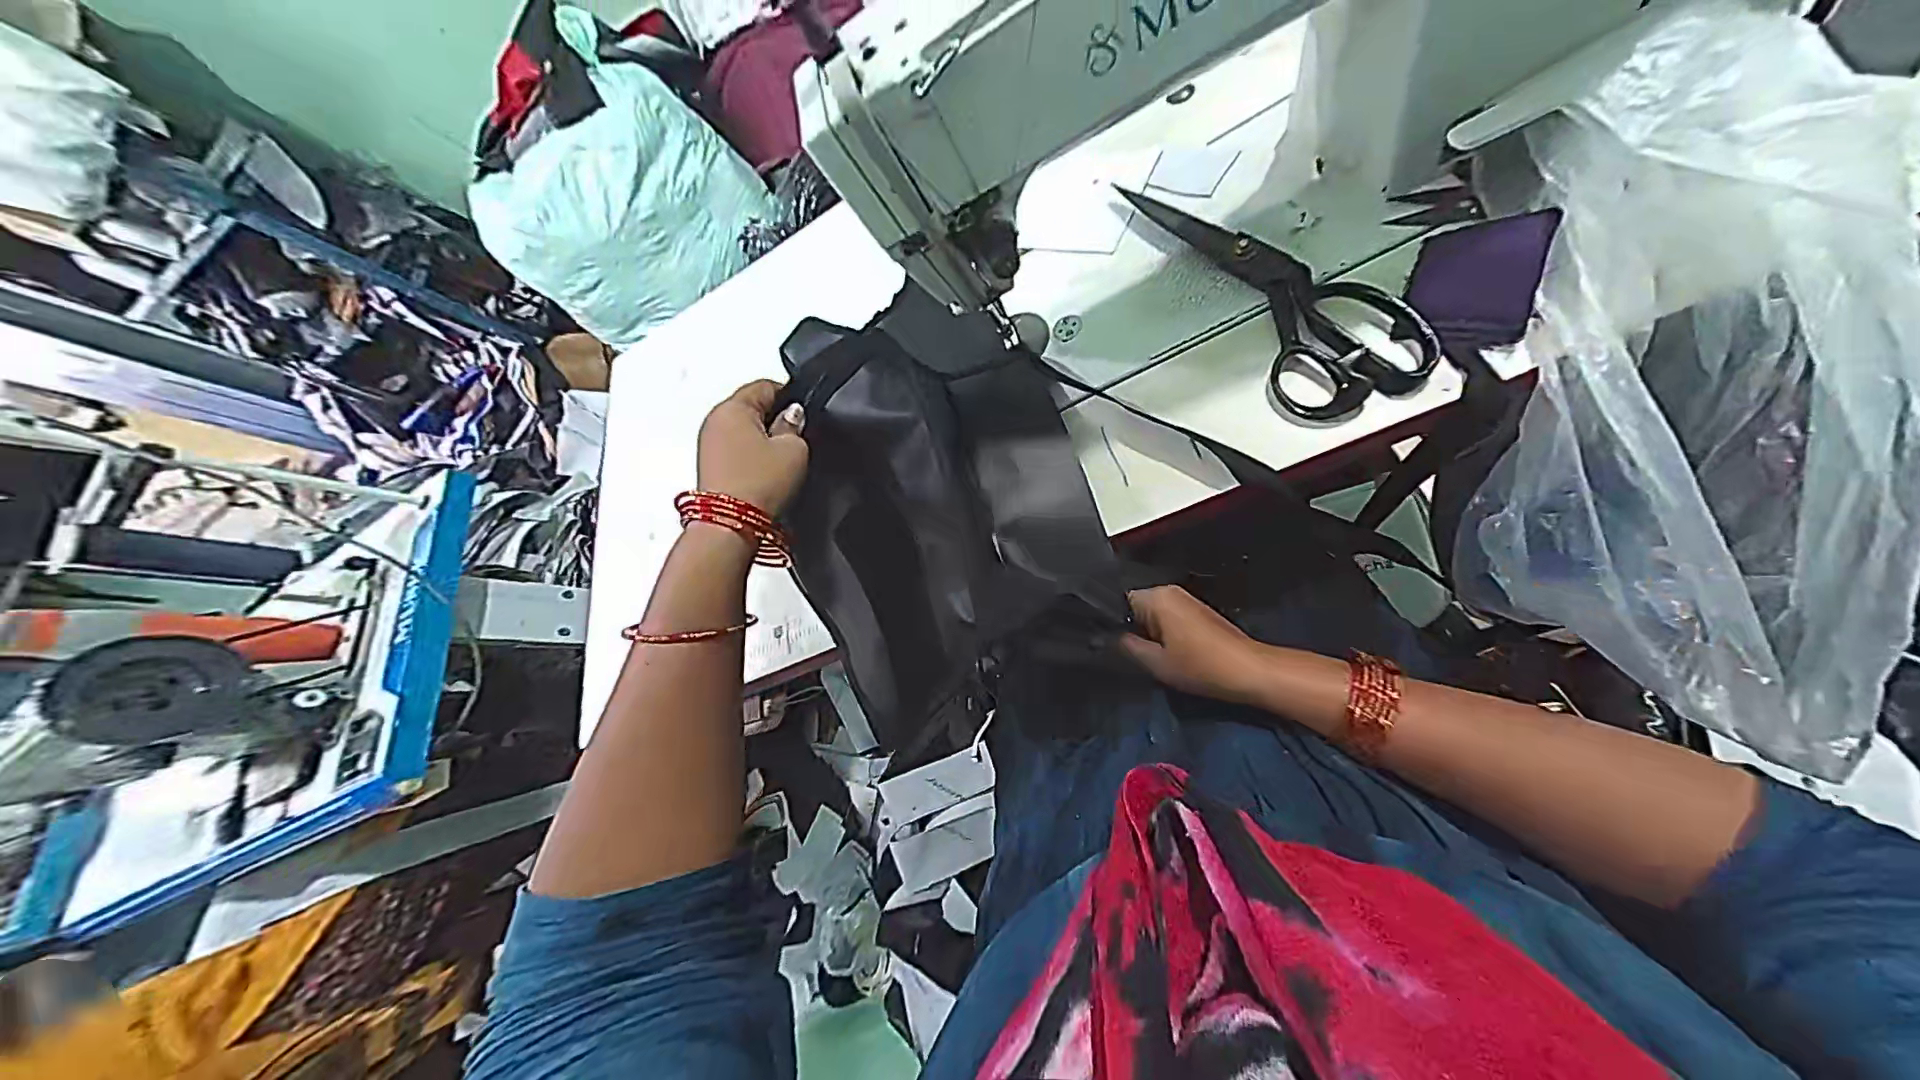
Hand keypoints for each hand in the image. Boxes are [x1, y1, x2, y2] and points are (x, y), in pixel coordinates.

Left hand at [697, 380, 808, 514]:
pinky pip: (738, 454)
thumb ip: (795, 425)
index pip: (766, 386)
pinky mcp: (712, 468)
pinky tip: (767, 476)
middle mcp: (714, 422)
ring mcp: (709, 446)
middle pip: (752, 409)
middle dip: (775, 421)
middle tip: (795, 442)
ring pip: (745, 433)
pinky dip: (753, 461)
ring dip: (763, 443)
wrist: (731, 525)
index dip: (791, 398)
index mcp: (732, 406)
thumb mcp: (794, 448)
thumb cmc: (755, 485)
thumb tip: (792, 418)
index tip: (803, 414)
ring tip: (780, 464)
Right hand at [1120, 586, 1268, 703]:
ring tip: (1154, 657)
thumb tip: (1111, 638)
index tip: (1113, 645)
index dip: (1114, 624)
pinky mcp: (1198, 613)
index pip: (1119, 602)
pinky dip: (1166, 635)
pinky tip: (1172, 654)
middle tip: (1134, 655)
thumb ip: (1128, 647)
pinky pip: (1169, 619)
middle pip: (1136, 608)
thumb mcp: (1156, 663)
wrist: (1250, 671)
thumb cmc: (1202, 666)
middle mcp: (1171, 592)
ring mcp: (1186, 601)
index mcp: (1157, 597)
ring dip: (1151, 634)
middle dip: (1134, 629)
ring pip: (1153, 615)